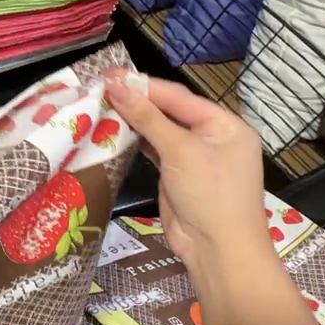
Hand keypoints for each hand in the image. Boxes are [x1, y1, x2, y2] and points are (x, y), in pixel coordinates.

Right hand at [104, 71, 272, 276]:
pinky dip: (134, 137)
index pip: (178, 97)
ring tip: (100, 103)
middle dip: (136, 99)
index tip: (109, 75)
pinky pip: (153, 147)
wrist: (217, 249)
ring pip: (158, 128)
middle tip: (99, 87)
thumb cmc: (210, 195)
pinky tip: (112, 128)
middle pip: (169, 110)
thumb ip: (147, 117)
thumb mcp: (180, 152)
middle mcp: (211, 136)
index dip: (143, 85)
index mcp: (225, 125)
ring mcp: (193, 156)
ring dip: (132, 117)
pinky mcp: (175, 172)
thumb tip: (116, 87)